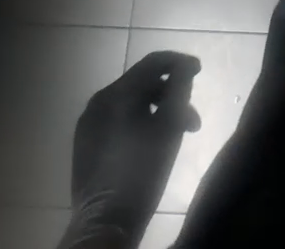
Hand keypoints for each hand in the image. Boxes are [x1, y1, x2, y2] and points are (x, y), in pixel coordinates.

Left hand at [59, 51, 201, 248]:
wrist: (105, 222)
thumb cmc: (142, 172)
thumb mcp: (169, 127)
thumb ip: (178, 90)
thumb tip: (184, 68)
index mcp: (117, 93)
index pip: (153, 63)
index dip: (179, 63)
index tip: (199, 70)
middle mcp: (98, 101)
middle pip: (142, 83)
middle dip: (170, 95)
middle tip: (192, 120)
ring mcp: (89, 122)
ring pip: (129, 103)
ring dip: (156, 110)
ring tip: (175, 134)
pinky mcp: (85, 142)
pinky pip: (116, 119)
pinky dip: (138, 121)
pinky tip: (150, 142)